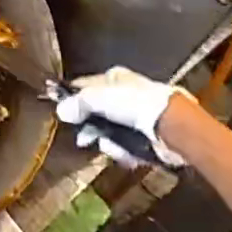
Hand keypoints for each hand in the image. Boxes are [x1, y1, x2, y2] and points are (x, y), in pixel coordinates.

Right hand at [55, 66, 190, 167]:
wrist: (171, 126)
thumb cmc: (133, 103)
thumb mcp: (98, 97)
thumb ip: (77, 103)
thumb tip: (60, 110)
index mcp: (113, 78)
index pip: (84, 86)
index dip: (71, 97)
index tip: (60, 109)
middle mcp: (124, 95)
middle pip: (95, 113)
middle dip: (90, 127)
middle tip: (85, 138)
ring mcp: (135, 117)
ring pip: (109, 132)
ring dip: (108, 142)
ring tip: (113, 146)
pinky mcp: (145, 138)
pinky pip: (124, 146)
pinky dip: (124, 152)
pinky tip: (127, 153)